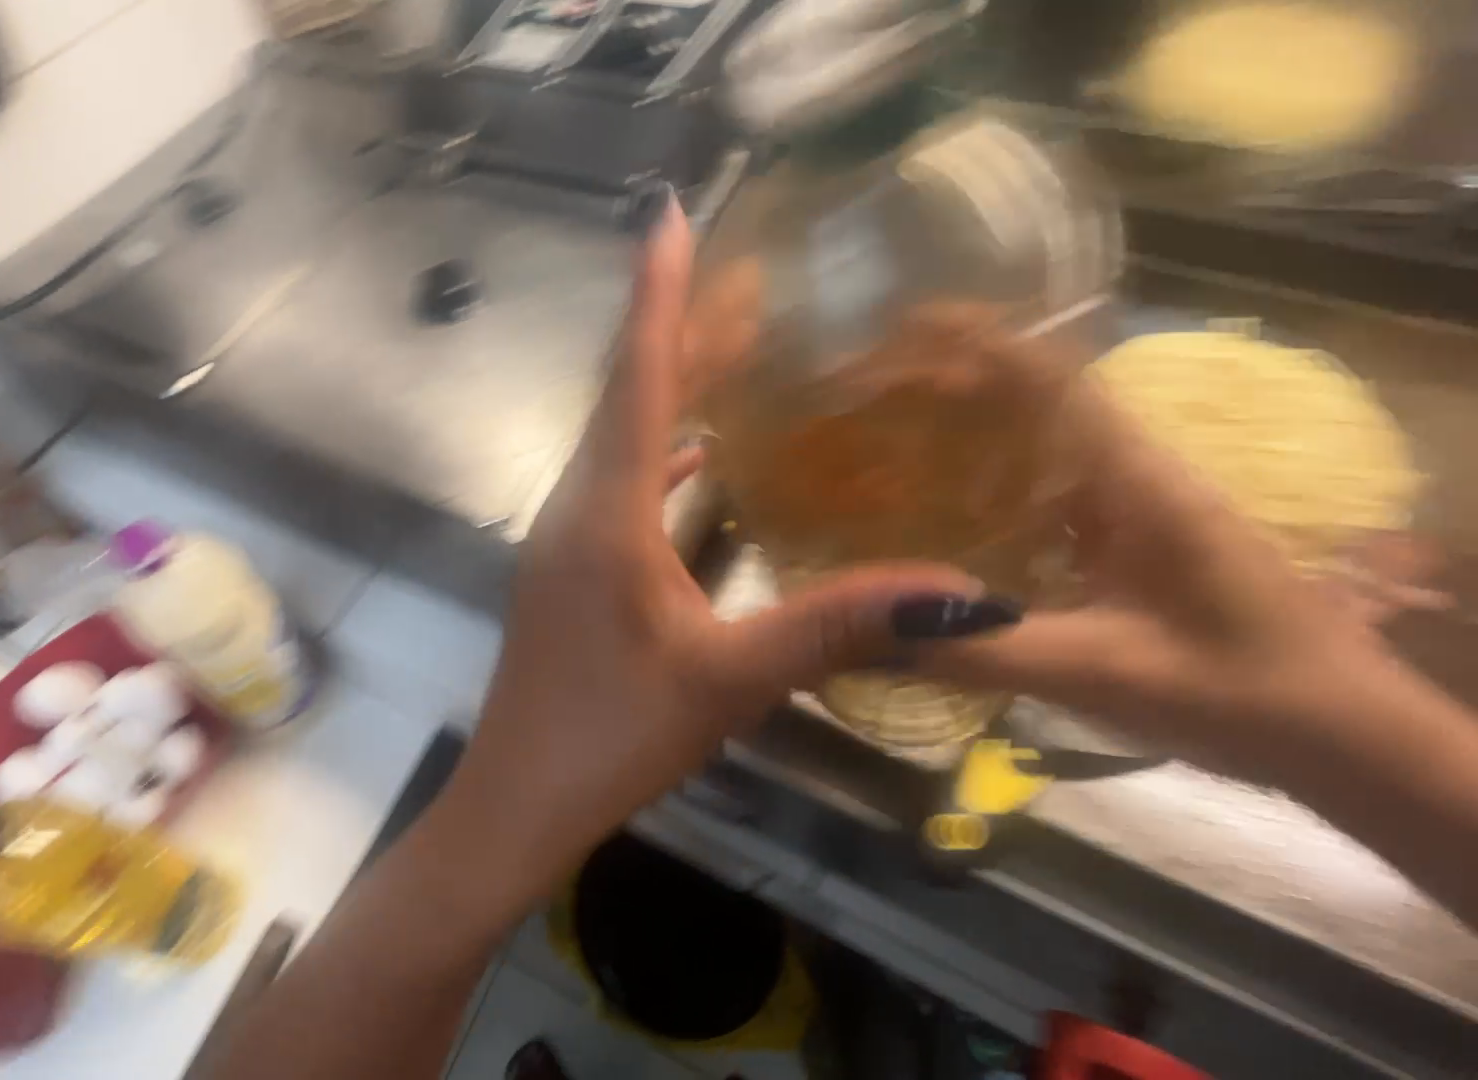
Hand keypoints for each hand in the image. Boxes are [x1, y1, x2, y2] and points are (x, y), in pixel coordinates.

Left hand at [434, 200, 1017, 904]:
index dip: (656, 294)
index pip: (636, 378)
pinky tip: (698, 460)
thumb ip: (836, 629)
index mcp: (602, 513)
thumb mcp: (728, 680)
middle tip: (740, 272)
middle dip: (677, 329)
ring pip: (619, 441)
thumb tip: (965, 595)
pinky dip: (659, 459)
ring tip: (731, 347)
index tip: (668, 214)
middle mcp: (573, 507)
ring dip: (666, 391)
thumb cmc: (610, 735)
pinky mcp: (569, 570)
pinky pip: (617, 488)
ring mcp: (564, 539)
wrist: (518, 797)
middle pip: (626, 396)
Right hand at [916, 312, 1410, 780]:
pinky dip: (985, 487)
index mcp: (1138, 484)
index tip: (906, 324)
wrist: (1348, 740)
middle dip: (954, 382)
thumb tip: (868, 628)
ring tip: (885, 439)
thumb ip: (984, 649)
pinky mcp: (1126, 547)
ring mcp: (1132, 512)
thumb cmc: (1243, 694)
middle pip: (1036, 403)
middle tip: (867, 392)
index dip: (982, 343)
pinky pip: (1042, 497)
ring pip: (1038, 448)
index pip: (1055, 383)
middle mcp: (1133, 480)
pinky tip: (940, 517)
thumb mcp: (1103, 673)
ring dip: (967, 431)